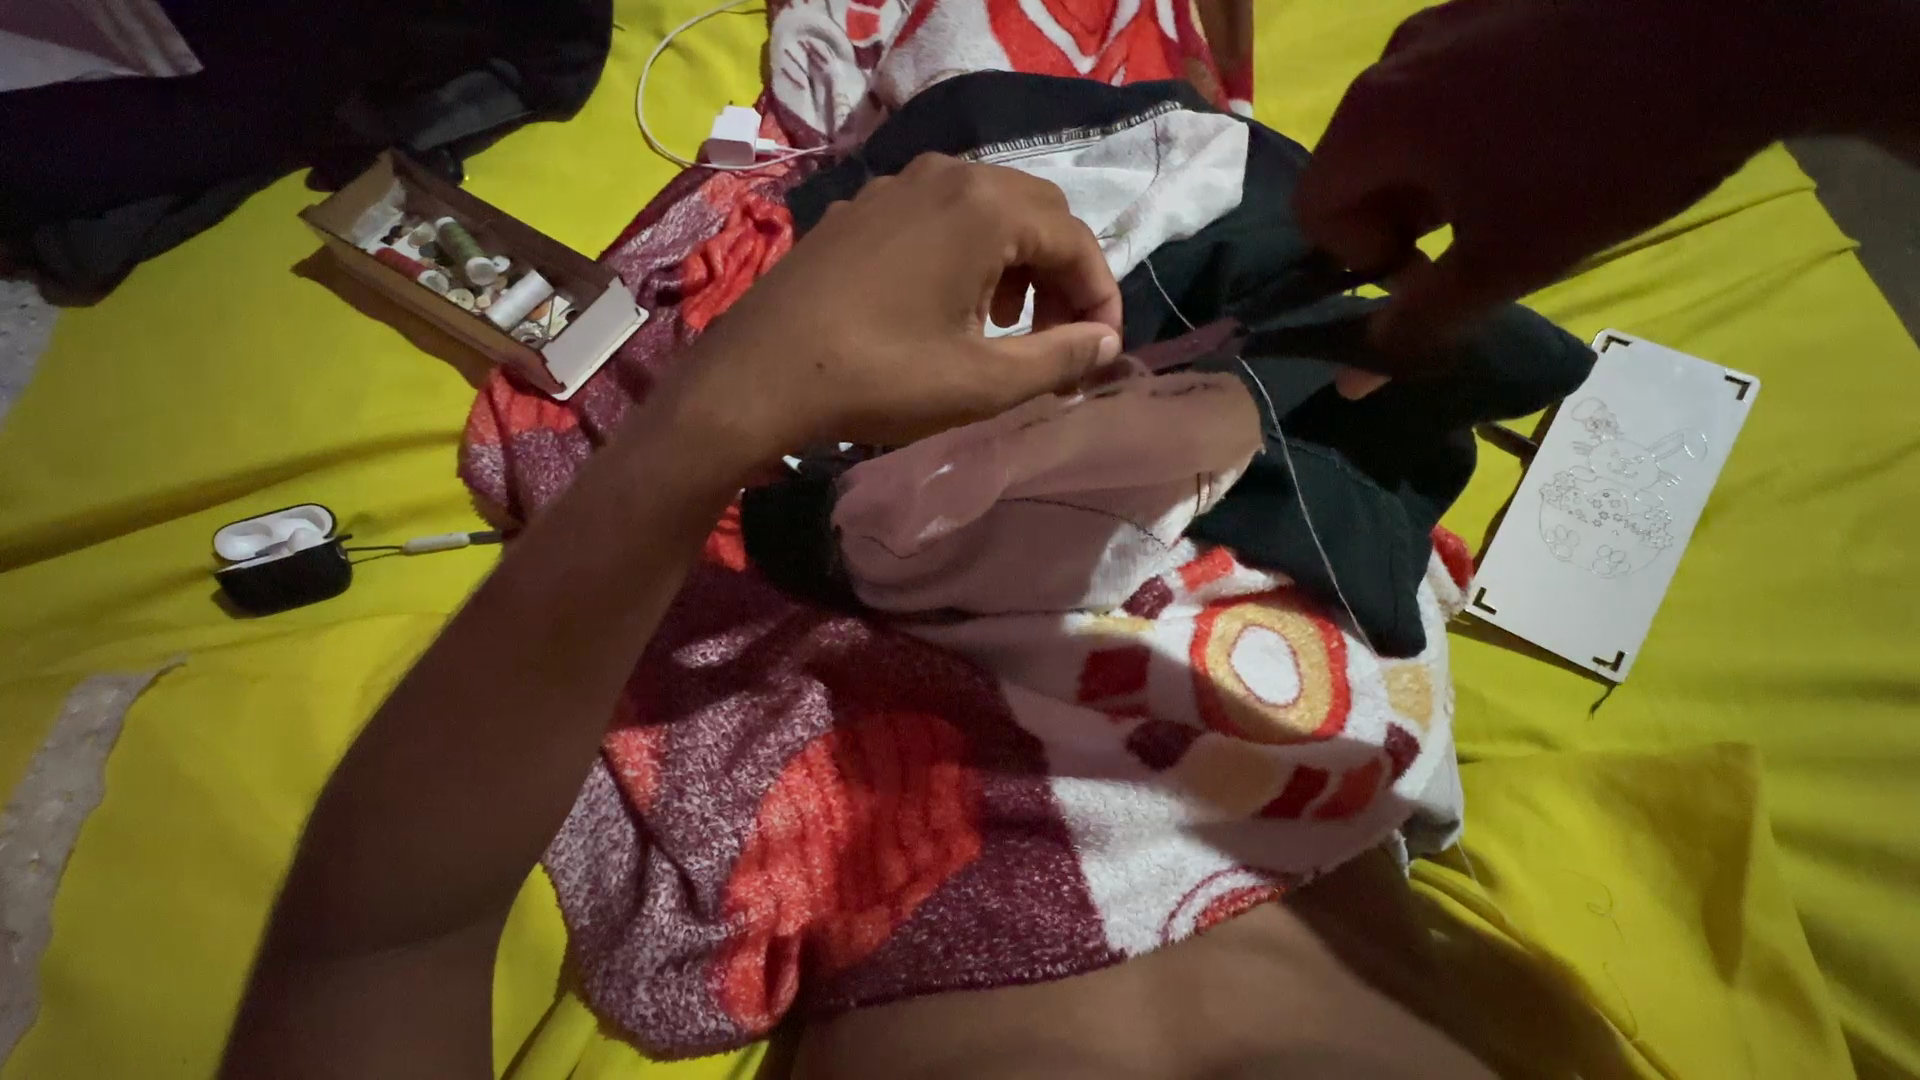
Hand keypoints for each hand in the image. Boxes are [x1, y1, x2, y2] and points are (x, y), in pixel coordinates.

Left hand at [658, 153, 1122, 470]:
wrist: (760, 376)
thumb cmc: (881, 378)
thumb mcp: (983, 382)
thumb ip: (1060, 358)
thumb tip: (1106, 342)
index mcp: (986, 207)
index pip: (1076, 240)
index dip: (1101, 299)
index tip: (1099, 353)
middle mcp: (945, 175)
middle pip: (1036, 214)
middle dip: (1059, 277)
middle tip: (1054, 340)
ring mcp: (895, 186)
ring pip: (986, 210)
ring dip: (1014, 264)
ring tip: (1002, 326)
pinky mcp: (860, 210)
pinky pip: (937, 217)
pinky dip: (965, 255)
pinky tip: (945, 305)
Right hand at [1295, 0, 1797, 364]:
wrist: (1771, 18)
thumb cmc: (1607, 156)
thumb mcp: (1505, 262)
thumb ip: (1416, 323)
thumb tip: (1352, 382)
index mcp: (1374, 119)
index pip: (1314, 211)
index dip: (1357, 257)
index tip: (1425, 266)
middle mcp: (1394, 58)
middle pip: (1357, 164)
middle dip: (1398, 214)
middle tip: (1470, 233)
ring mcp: (1454, 12)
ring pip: (1409, 120)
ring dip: (1437, 168)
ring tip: (1514, 179)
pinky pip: (1458, 74)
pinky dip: (1476, 115)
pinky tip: (1548, 122)